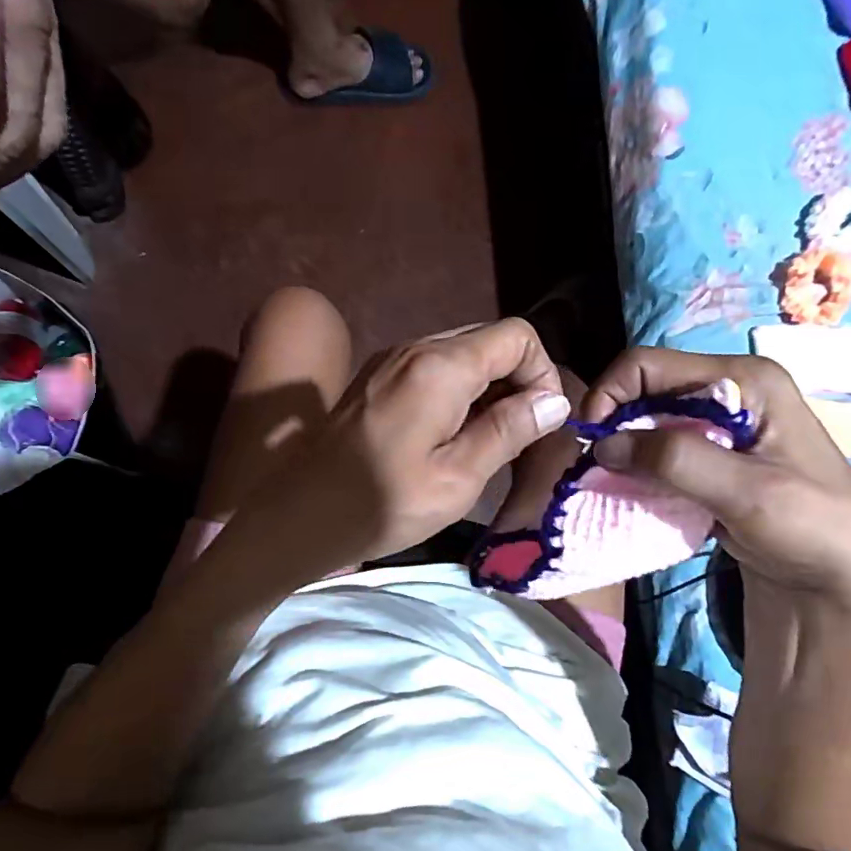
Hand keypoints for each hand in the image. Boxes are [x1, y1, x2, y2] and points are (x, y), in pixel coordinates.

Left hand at [230, 319, 569, 577]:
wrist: (298, 515)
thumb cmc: (381, 503)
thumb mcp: (457, 478)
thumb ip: (507, 431)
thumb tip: (551, 400)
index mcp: (439, 367)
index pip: (516, 336)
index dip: (542, 373)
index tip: (541, 421)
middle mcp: (413, 350)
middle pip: (487, 340)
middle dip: (515, 379)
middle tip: (517, 434)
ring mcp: (387, 362)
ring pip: (458, 354)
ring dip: (484, 388)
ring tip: (486, 441)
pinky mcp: (373, 381)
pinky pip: (429, 370)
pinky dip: (454, 392)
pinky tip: (449, 436)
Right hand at [582, 349, 850, 659]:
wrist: (840, 579)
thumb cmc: (809, 527)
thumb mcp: (746, 492)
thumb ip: (675, 461)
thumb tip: (602, 445)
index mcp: (743, 379)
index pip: (647, 365)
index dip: (609, 395)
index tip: (594, 443)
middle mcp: (727, 390)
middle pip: (641, 390)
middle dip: (613, 425)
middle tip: (601, 468)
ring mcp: (717, 423)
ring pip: (643, 421)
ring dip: (622, 450)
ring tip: (616, 483)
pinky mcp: (707, 454)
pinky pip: (653, 449)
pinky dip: (635, 467)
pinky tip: (636, 491)